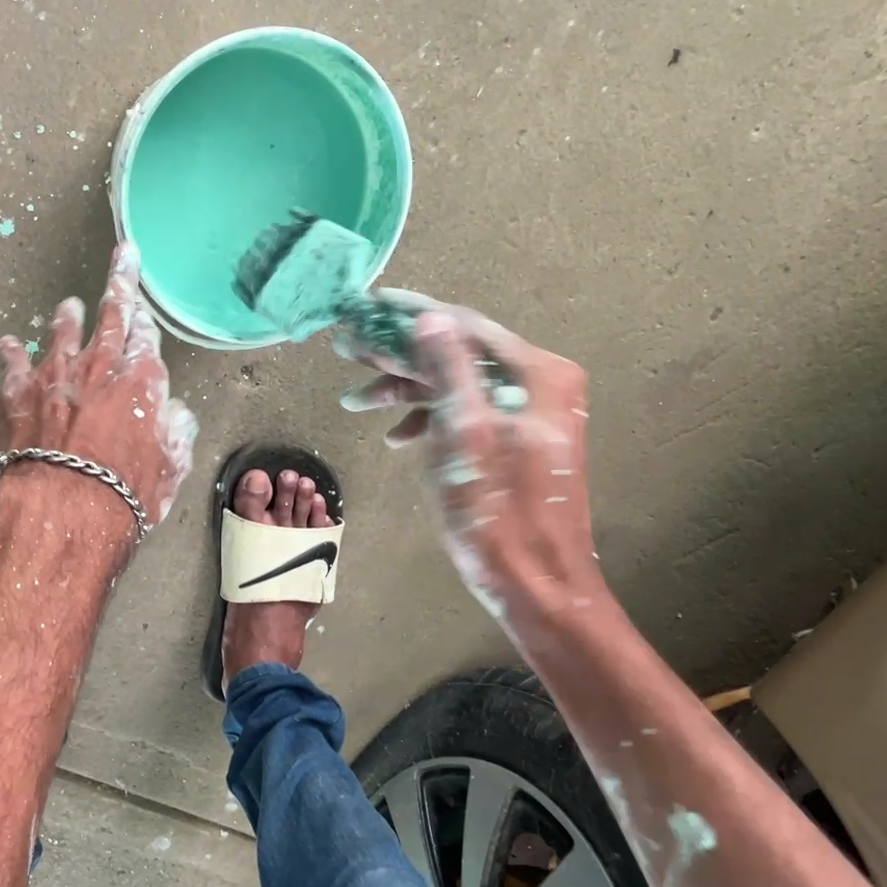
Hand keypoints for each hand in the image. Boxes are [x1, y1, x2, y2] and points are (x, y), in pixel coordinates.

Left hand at [0, 242, 197, 532]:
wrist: (61, 506)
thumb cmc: (124, 493)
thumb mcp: (170, 469)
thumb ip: (177, 433)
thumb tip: (173, 412)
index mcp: (141, 379)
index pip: (146, 336)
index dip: (145, 320)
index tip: (143, 307)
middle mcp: (99, 364)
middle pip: (112, 313)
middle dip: (120, 280)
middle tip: (123, 255)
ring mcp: (55, 372)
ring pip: (63, 329)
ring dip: (68, 315)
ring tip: (69, 305)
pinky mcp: (17, 390)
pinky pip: (13, 360)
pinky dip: (11, 350)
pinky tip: (7, 343)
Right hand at [339, 294, 603, 620]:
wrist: (536, 581)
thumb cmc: (497, 510)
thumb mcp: (465, 433)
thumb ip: (448, 368)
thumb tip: (428, 315)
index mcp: (537, 373)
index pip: (464, 325)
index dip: (411, 314)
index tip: (366, 306)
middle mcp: (540, 383)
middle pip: (457, 353)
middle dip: (399, 356)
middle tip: (347, 352)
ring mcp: (531, 412)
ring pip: (457, 385)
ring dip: (407, 391)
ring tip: (356, 400)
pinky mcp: (518, 439)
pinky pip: (467, 414)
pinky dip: (431, 420)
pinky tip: (397, 438)